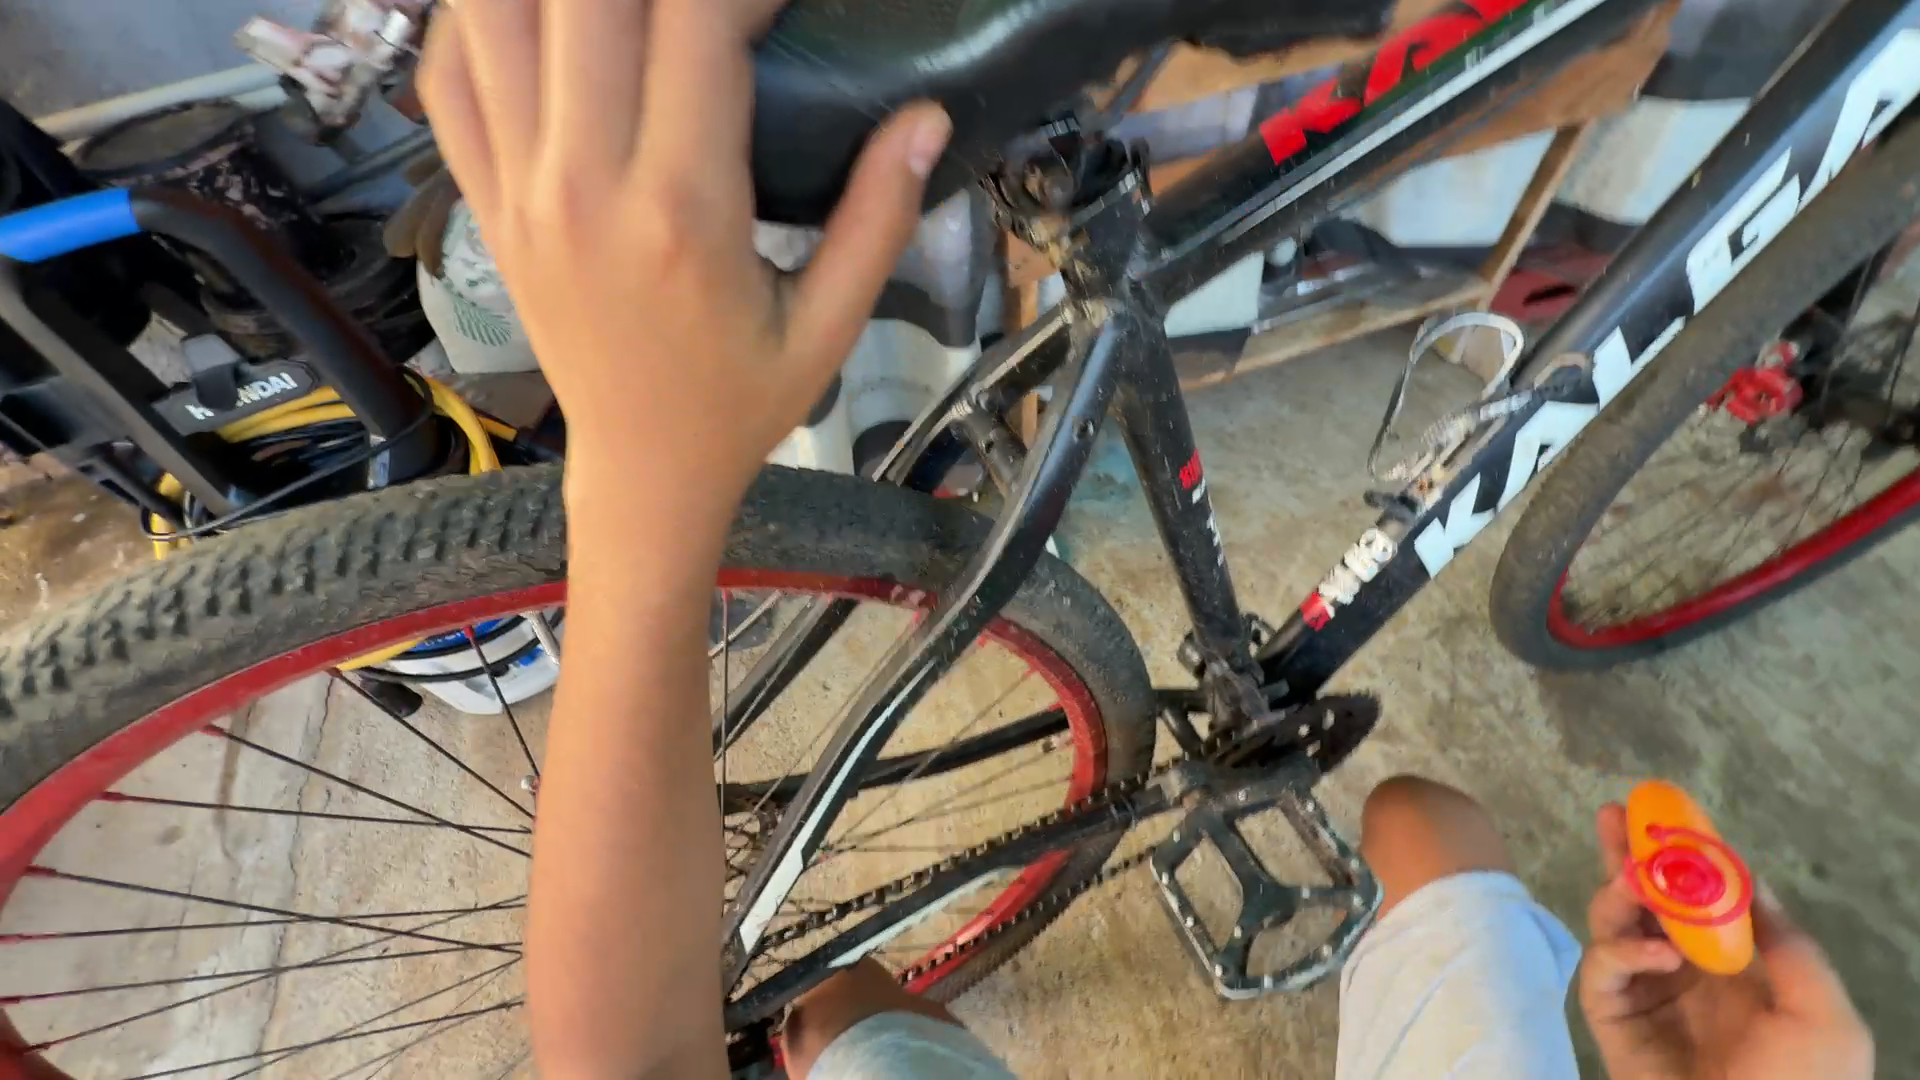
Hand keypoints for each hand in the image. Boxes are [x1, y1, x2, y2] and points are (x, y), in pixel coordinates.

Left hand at [417, 0, 950, 528]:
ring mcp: (518, 186)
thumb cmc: (743, 405)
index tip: (783, 3)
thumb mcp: (828, 331)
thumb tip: (930, 119)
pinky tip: (549, 13)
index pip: (696, 23)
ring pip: (500, 4)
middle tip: (722, 5)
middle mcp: (584, 181)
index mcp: (683, 213)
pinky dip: (483, 9)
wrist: (645, 468)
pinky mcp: (485, 202)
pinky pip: (450, 66)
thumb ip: (878, 222)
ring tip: (639, 8)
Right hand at [1578, 802, 1872, 1079]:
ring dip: (1619, 890)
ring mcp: (1639, 981)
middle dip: (1627, 850)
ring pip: (1614, 915)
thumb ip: (1791, 949)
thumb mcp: (1827, 1021)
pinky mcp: (1607, 1004)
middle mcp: (1679, 962)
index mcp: (1732, 964)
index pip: (1699, 894)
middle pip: (1643, 893)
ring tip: (1632, 878)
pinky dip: (1624, 949)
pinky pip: (1605, 963)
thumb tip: (1745, 878)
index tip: (1670, 812)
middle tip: (1614, 812)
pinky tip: (1656, 953)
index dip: (1684, 853)